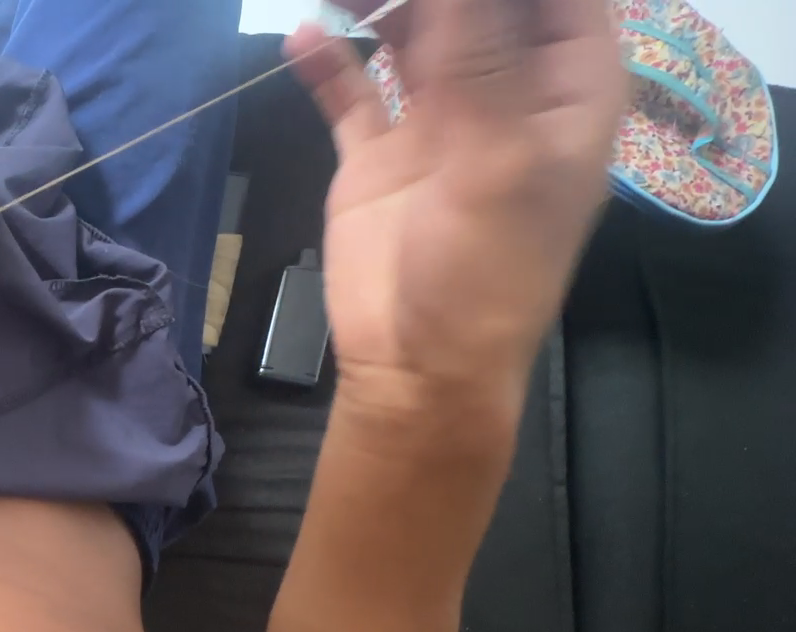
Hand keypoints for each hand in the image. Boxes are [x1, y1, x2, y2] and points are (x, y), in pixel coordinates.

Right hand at [288, 0, 625, 434]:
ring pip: (411, 35)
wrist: (415, 358)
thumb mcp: (497, 160)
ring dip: (378, 5)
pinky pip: (351, 96)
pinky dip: (328, 64)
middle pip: (473, 3)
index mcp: (567, 80)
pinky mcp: (372, 158)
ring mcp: (433, 121)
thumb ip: (477, 61)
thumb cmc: (485, 271)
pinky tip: (302, 38)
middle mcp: (503, 87)